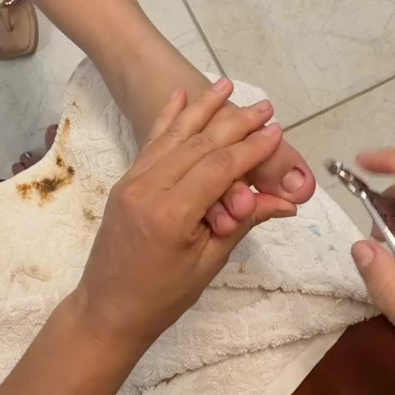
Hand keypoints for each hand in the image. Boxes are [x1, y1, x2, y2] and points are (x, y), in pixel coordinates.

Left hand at [71, 79, 296, 353]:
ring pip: (174, 136)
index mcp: (171, 214)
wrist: (107, 310)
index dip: (251, 148)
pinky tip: (179, 96)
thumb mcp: (208, 262)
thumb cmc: (162, 297)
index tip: (277, 130)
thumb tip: (287, 202)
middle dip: (234, 123)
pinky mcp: (126, 181)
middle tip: (265, 106)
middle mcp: (148, 188)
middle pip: (199, 145)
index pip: (219, 168)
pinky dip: (168, 118)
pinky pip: (151, 143)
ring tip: (226, 84)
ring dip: (202, 109)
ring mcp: (132, 182)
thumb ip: (243, 222)